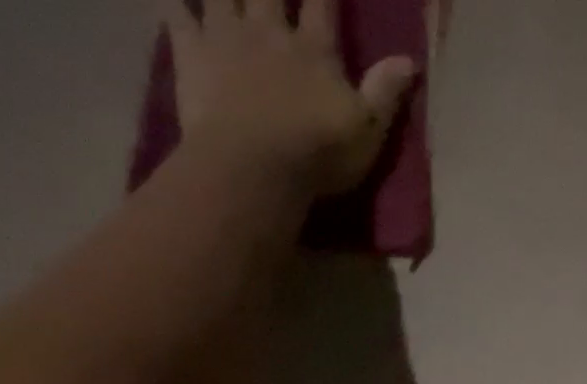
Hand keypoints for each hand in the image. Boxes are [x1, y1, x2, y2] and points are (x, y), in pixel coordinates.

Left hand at [163, 0, 418, 197]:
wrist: (253, 165)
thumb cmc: (320, 153)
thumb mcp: (368, 130)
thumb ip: (385, 92)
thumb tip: (410, 60)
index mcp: (316, 51)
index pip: (321, 6)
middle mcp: (270, 32)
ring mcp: (225, 38)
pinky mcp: (191, 53)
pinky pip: (176, 13)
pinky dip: (176, 2)